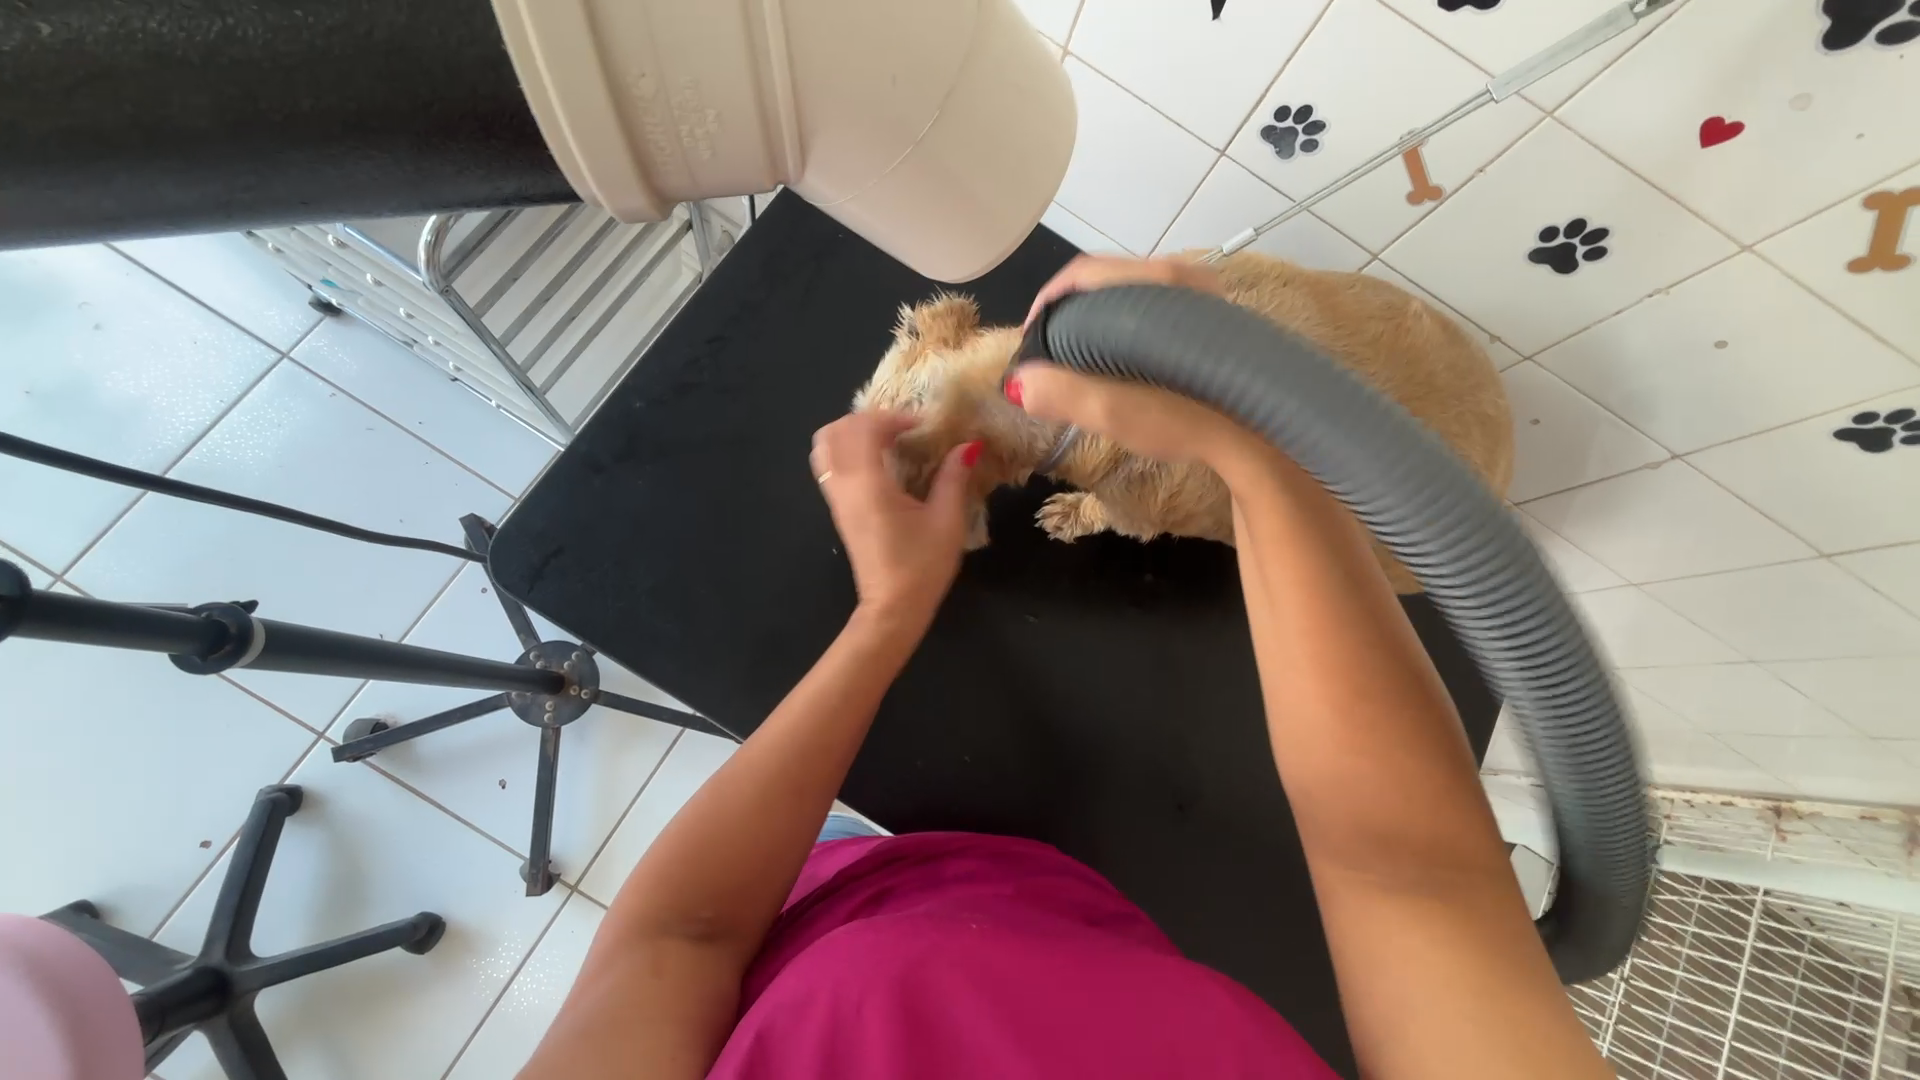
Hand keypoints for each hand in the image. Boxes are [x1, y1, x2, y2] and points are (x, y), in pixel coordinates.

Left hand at [810, 411, 978, 625]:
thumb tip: (968, 446)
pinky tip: (878, 463)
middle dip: (870, 419)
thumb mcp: (947, 520)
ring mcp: (836, 499)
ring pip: (825, 446)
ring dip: (852, 432)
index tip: (924, 426)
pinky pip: (828, 466)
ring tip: (885, 440)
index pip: (865, 428)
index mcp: (868, 484)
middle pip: (837, 430)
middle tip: (902, 427)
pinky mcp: (838, 510)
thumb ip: (954, 477)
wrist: (893, 607)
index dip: (894, 417)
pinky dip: (846, 450)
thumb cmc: (922, 566)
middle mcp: (844, 485)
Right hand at [1011, 256, 1274, 478]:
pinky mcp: (1217, 322)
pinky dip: (1125, 330)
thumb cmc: (1192, 420)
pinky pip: (1155, 310)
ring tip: (1078, 363)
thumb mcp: (1119, 411)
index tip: (1028, 341)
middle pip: (1106, 280)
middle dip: (1068, 314)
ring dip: (1096, 323)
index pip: (1082, 273)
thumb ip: (1063, 393)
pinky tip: (1121, 366)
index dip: (1045, 304)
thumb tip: (1018, 384)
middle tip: (1048, 356)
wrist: (1271, 440)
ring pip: (1131, 295)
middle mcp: (1184, 277)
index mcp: (1158, 285)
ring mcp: (1205, 297)